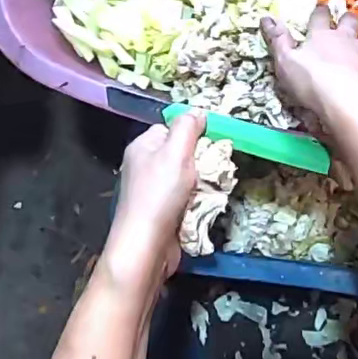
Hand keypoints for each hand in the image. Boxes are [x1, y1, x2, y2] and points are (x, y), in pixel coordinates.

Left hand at [100, 111, 204, 294]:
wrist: (146, 247)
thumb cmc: (160, 194)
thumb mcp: (176, 152)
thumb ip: (187, 127)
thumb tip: (197, 111)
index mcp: (143, 146)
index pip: (171, 128)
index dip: (192, 133)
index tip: (210, 143)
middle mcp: (145, 165)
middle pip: (182, 153)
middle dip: (201, 160)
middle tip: (214, 168)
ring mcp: (153, 190)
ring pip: (188, 177)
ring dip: (203, 183)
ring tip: (210, 190)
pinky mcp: (162, 212)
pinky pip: (186, 198)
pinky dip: (197, 201)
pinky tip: (203, 207)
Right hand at [262, 6, 357, 135]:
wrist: (347, 99)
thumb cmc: (311, 80)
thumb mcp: (286, 61)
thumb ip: (277, 40)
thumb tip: (265, 17)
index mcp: (322, 35)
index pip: (320, 16)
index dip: (321, 12)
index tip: (322, 8)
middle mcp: (347, 40)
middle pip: (351, 22)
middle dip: (350, 21)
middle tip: (349, 23)